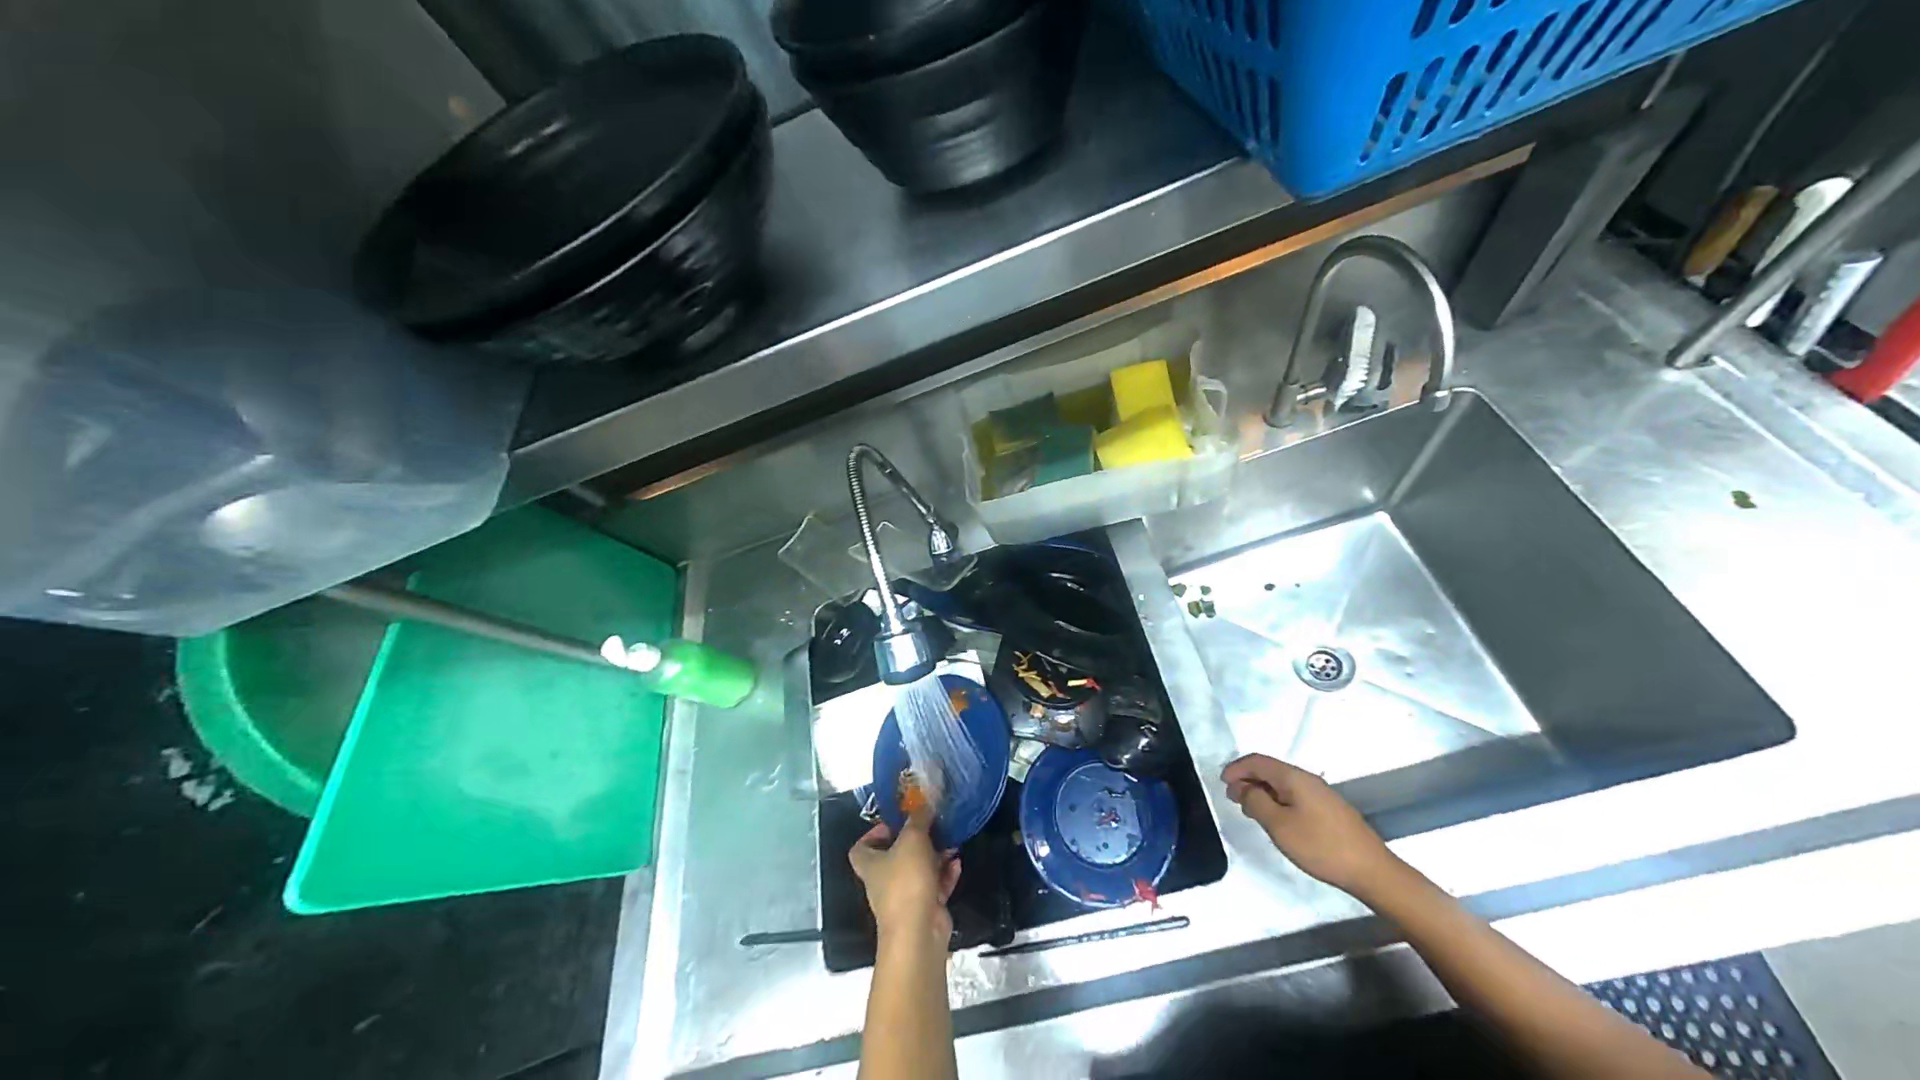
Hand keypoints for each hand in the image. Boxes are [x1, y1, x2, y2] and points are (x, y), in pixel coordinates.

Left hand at [849, 804, 960, 942]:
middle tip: (931, 827)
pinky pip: (935, 886)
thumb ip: (918, 819)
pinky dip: (945, 874)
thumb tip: (923, 803)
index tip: (894, 823)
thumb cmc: (906, 881)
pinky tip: (956, 863)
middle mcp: (884, 881)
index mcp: (871, 864)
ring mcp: (905, 897)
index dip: (874, 834)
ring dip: (935, 855)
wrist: (919, 932)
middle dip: (914, 841)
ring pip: (919, 870)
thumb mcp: (912, 839)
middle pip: (895, 856)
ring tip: (950, 842)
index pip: (861, 848)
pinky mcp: (925, 908)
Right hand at [1222, 754, 1399, 896]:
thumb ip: (1256, 801)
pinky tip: (1276, 820)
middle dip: (1247, 780)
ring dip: (1262, 792)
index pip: (1257, 761)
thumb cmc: (1320, 846)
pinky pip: (1294, 796)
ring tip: (1250, 811)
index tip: (1221, 784)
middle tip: (1233, 799)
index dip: (1236, 768)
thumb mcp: (1278, 825)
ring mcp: (1321, 794)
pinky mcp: (1329, 810)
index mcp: (1294, 777)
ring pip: (1282, 784)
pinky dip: (1277, 801)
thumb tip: (1244, 788)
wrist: (1372, 871)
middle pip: (1270, 770)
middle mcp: (1308, 779)